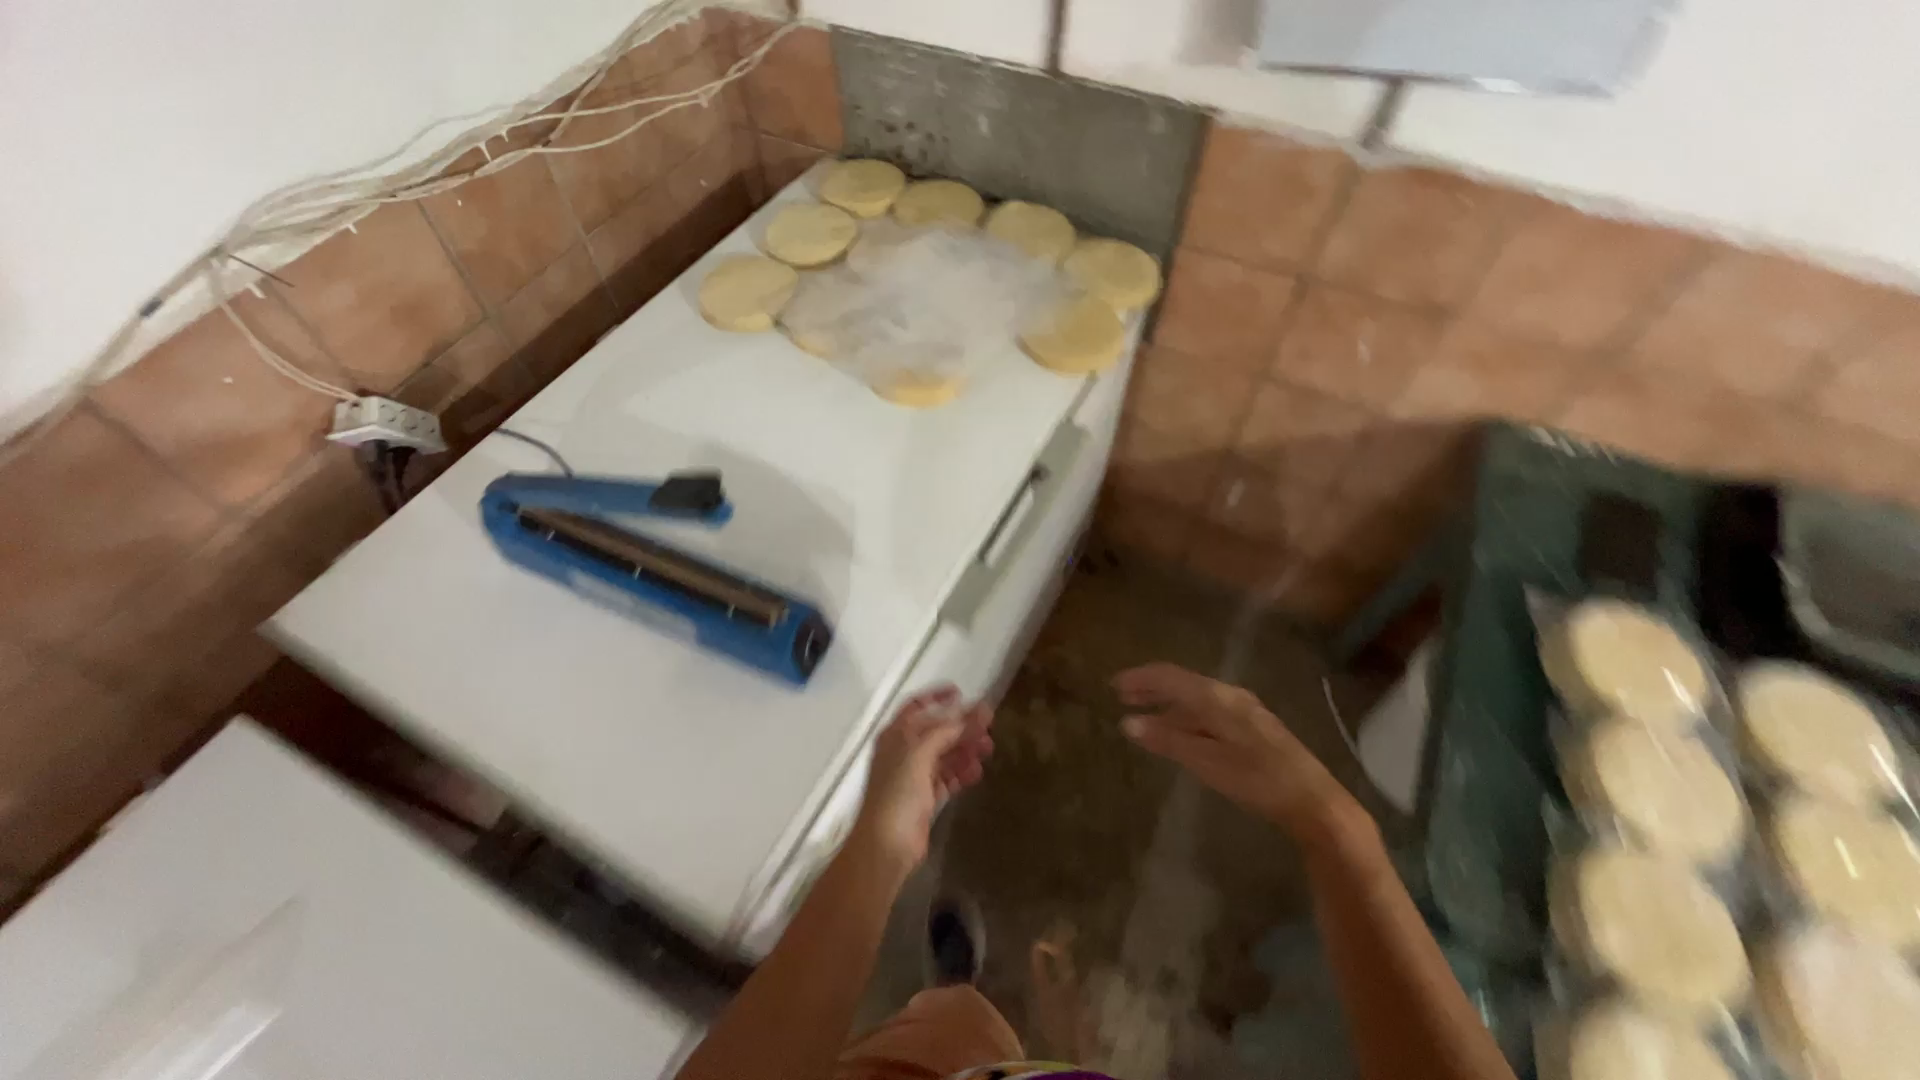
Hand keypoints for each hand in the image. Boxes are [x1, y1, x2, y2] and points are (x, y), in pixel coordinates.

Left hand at [848, 685, 992, 877]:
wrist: (885, 844)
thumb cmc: (897, 793)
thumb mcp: (919, 754)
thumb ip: (946, 731)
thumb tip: (973, 711)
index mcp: (895, 735)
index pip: (916, 706)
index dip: (937, 697)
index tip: (961, 692)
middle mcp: (903, 751)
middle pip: (936, 731)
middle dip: (961, 727)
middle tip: (988, 726)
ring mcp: (913, 775)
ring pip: (944, 754)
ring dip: (965, 749)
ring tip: (987, 749)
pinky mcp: (924, 798)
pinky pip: (947, 777)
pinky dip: (961, 772)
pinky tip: (976, 772)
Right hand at [1113, 663, 1361, 841]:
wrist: (1314, 801)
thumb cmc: (1258, 780)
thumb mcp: (1206, 762)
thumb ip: (1167, 741)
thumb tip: (1128, 723)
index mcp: (1218, 698)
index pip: (1171, 677)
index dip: (1141, 678)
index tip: (1113, 686)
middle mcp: (1231, 696)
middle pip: (1184, 684)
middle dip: (1152, 689)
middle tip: (1122, 697)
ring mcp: (1246, 712)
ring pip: (1197, 700)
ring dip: (1168, 705)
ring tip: (1144, 716)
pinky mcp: (1254, 729)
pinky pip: (1209, 713)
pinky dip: (1186, 717)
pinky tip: (1179, 733)